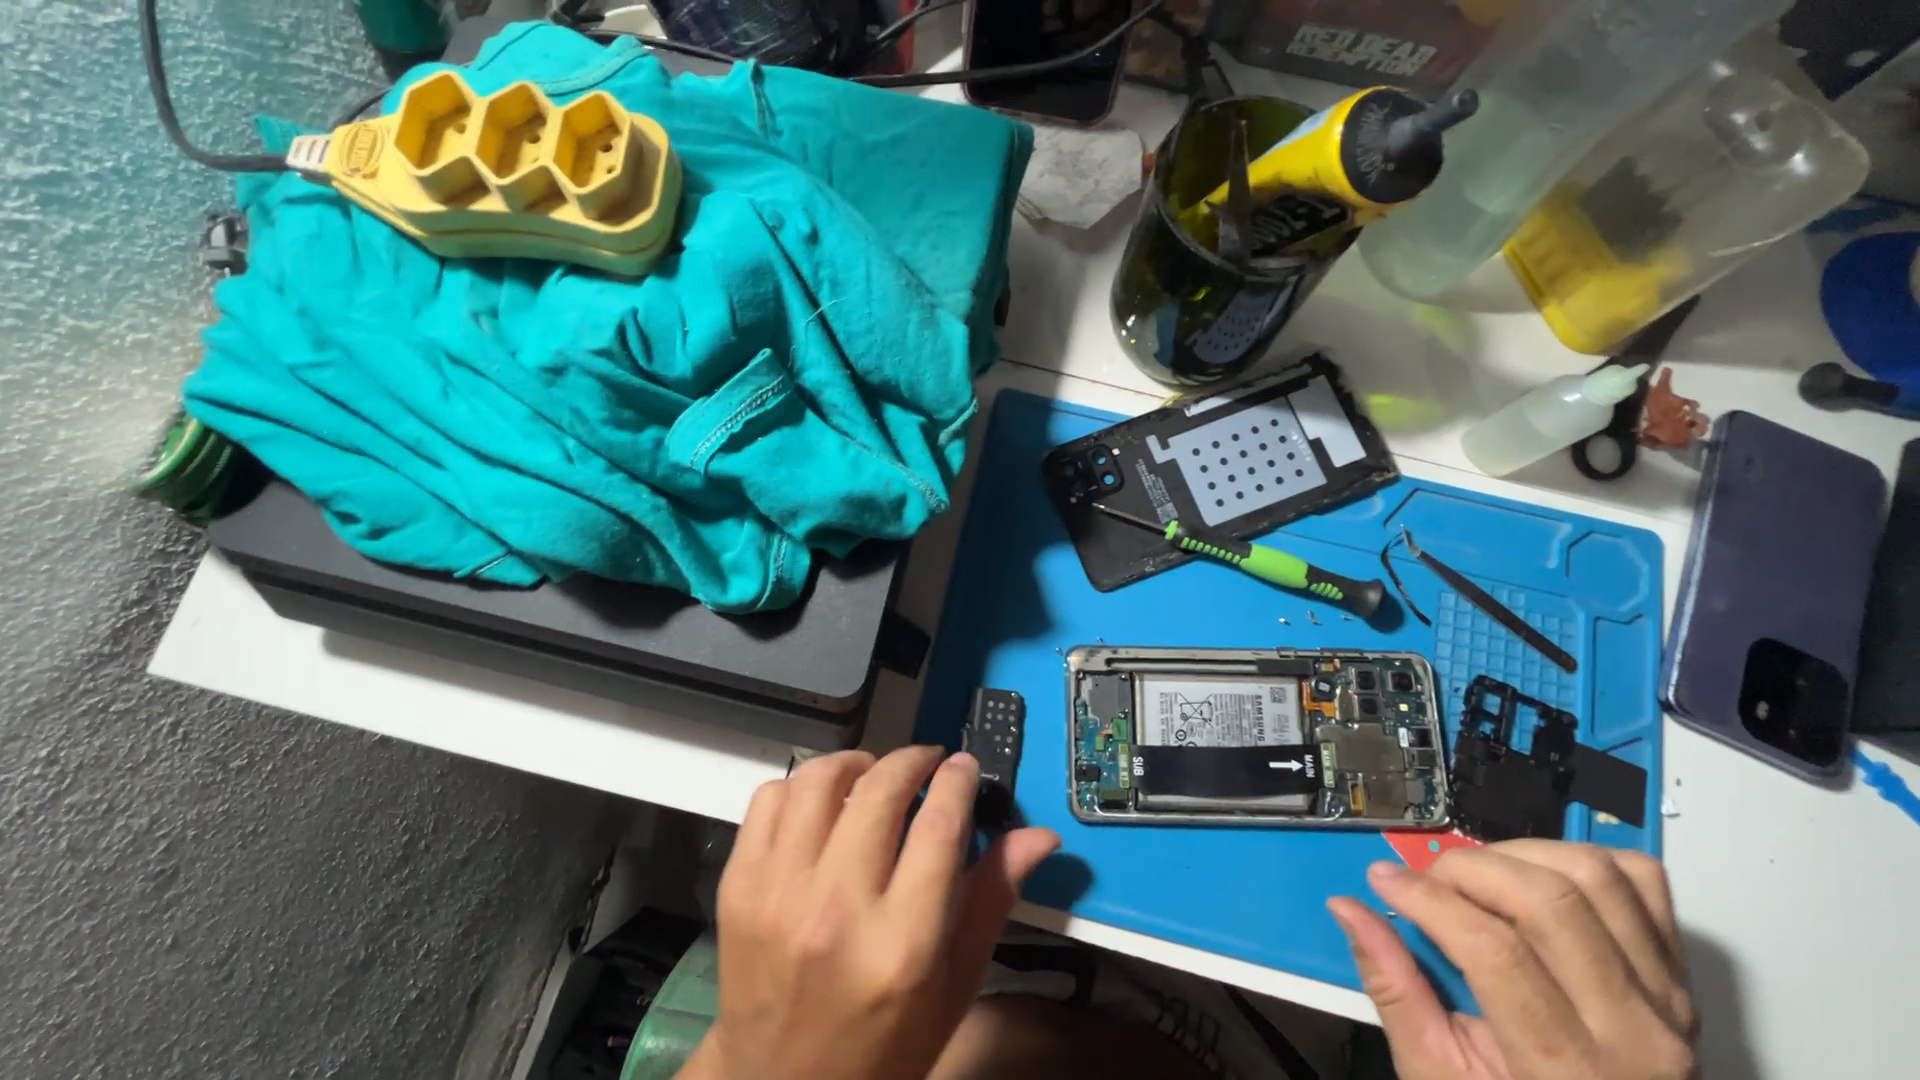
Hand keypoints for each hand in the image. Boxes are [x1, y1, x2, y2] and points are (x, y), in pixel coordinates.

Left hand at [681, 747, 1059, 1079]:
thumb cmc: (885, 1043)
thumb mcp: (955, 986)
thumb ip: (993, 899)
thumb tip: (1039, 835)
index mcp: (902, 943)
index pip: (939, 827)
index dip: (957, 781)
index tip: (963, 765)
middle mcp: (836, 908)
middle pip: (880, 791)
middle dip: (912, 760)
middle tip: (926, 764)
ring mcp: (777, 892)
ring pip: (817, 781)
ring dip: (855, 763)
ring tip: (874, 776)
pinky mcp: (738, 886)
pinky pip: (767, 800)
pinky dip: (801, 787)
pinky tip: (823, 806)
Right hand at [1328, 840, 1695, 1079]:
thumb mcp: (1436, 1075)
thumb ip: (1393, 989)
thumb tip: (1346, 906)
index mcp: (1568, 1069)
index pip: (1495, 952)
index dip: (1428, 901)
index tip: (1381, 880)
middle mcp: (1637, 1029)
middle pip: (1549, 900)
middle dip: (1468, 869)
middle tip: (1428, 882)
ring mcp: (1670, 996)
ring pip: (1596, 875)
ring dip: (1520, 856)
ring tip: (1478, 879)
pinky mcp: (1681, 972)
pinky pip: (1642, 880)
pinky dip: (1581, 859)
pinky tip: (1537, 878)